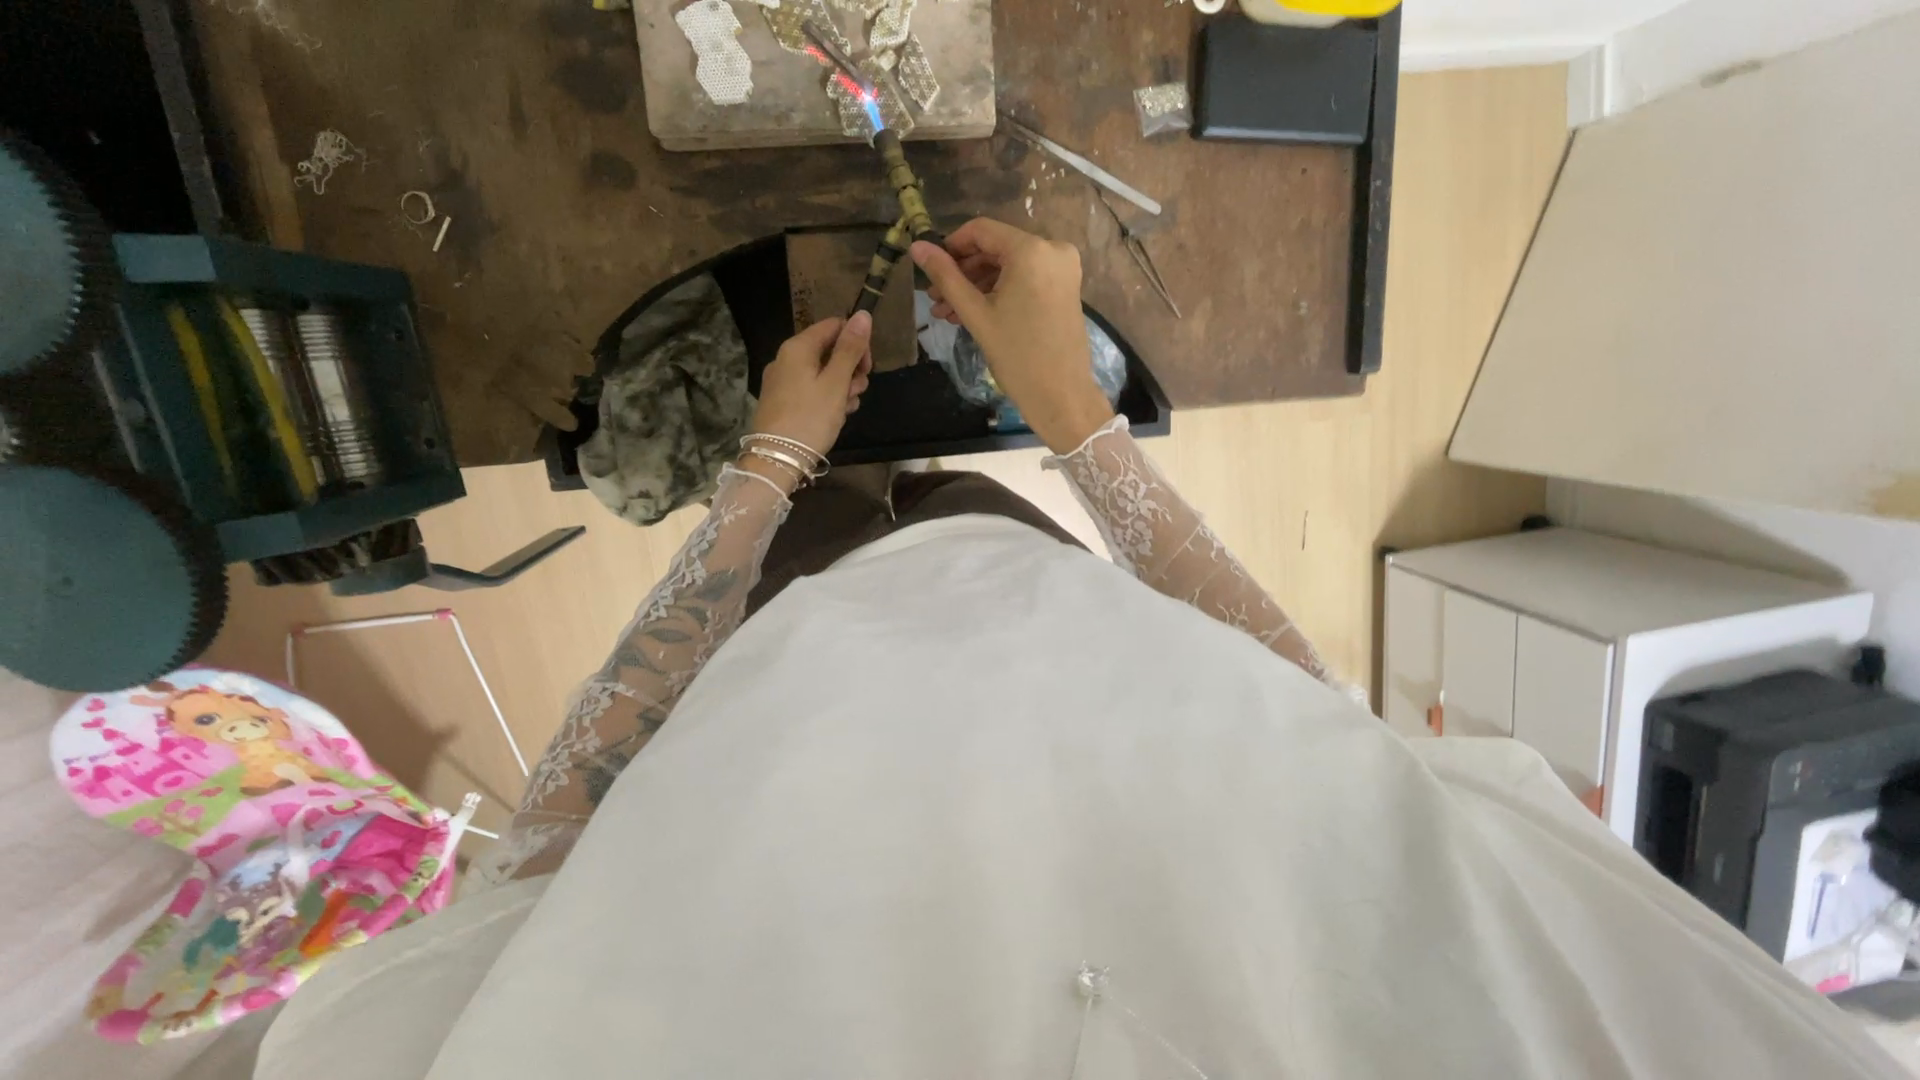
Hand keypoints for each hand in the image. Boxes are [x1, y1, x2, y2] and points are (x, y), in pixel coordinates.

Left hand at [747, 312, 871, 469]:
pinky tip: (835, 416)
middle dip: (851, 368)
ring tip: (847, 408)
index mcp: (798, 348)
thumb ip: (850, 348)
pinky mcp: (783, 401)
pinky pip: (812, 390)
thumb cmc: (810, 418)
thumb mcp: (836, 382)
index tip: (866, 368)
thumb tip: (863, 314)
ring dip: (842, 386)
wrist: (777, 459)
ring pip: (823, 373)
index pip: (834, 326)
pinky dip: (827, 398)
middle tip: (858, 391)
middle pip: (829, 350)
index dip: (856, 343)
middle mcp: (786, 358)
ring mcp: (783, 381)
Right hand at [912, 218, 1115, 452]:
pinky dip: (1000, 291)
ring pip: (1009, 265)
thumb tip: (917, 247)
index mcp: (1031, 250)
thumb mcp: (976, 314)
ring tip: (948, 312)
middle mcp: (1053, 249)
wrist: (1061, 394)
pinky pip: (1025, 278)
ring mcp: (1063, 268)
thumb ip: (946, 277)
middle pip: (996, 248)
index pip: (981, 230)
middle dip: (963, 272)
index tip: (930, 267)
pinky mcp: (1065, 286)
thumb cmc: (1017, 355)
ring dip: (978, 285)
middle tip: (935, 298)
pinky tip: (974, 313)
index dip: (951, 246)